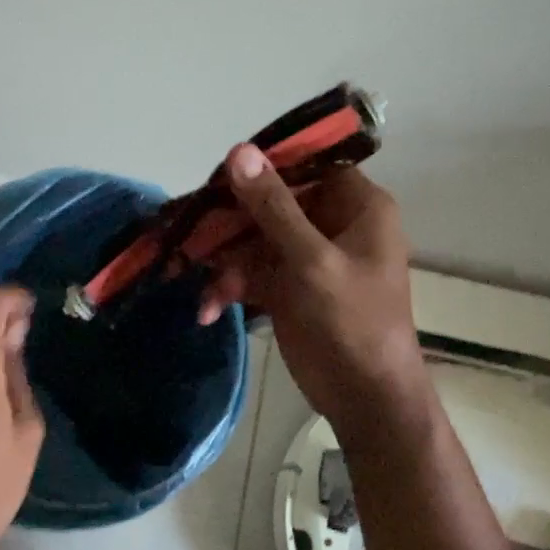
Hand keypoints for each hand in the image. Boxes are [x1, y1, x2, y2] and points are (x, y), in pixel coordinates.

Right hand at [199, 144, 424, 432]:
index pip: (305, 165)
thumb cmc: (353, 322)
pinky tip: (206, 308)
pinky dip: (226, 287)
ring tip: (185, 274)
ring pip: (251, 239)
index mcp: (355, 206)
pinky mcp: (286, 287)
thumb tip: (239, 152)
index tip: (217, 177)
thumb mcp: (312, 261)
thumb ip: (273, 207)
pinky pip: (248, 273)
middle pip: (269, 204)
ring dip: (220, 260)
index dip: (261, 168)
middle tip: (186, 231)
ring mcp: (305, 257)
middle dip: (227, 221)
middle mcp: (330, 224)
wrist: (364, 397)